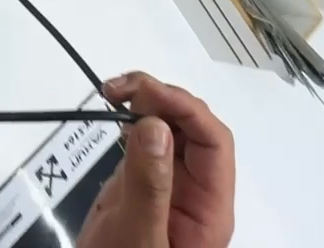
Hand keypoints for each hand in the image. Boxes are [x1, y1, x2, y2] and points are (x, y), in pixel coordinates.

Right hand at [78, 74, 235, 247]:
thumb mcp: (138, 238)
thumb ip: (148, 184)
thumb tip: (155, 124)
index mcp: (209, 209)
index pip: (214, 142)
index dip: (184, 108)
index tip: (141, 91)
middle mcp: (194, 192)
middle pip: (194, 128)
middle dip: (161, 97)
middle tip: (115, 90)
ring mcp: (167, 187)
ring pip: (171, 128)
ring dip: (145, 101)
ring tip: (110, 93)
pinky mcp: (140, 185)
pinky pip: (146, 140)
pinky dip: (130, 118)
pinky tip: (110, 113)